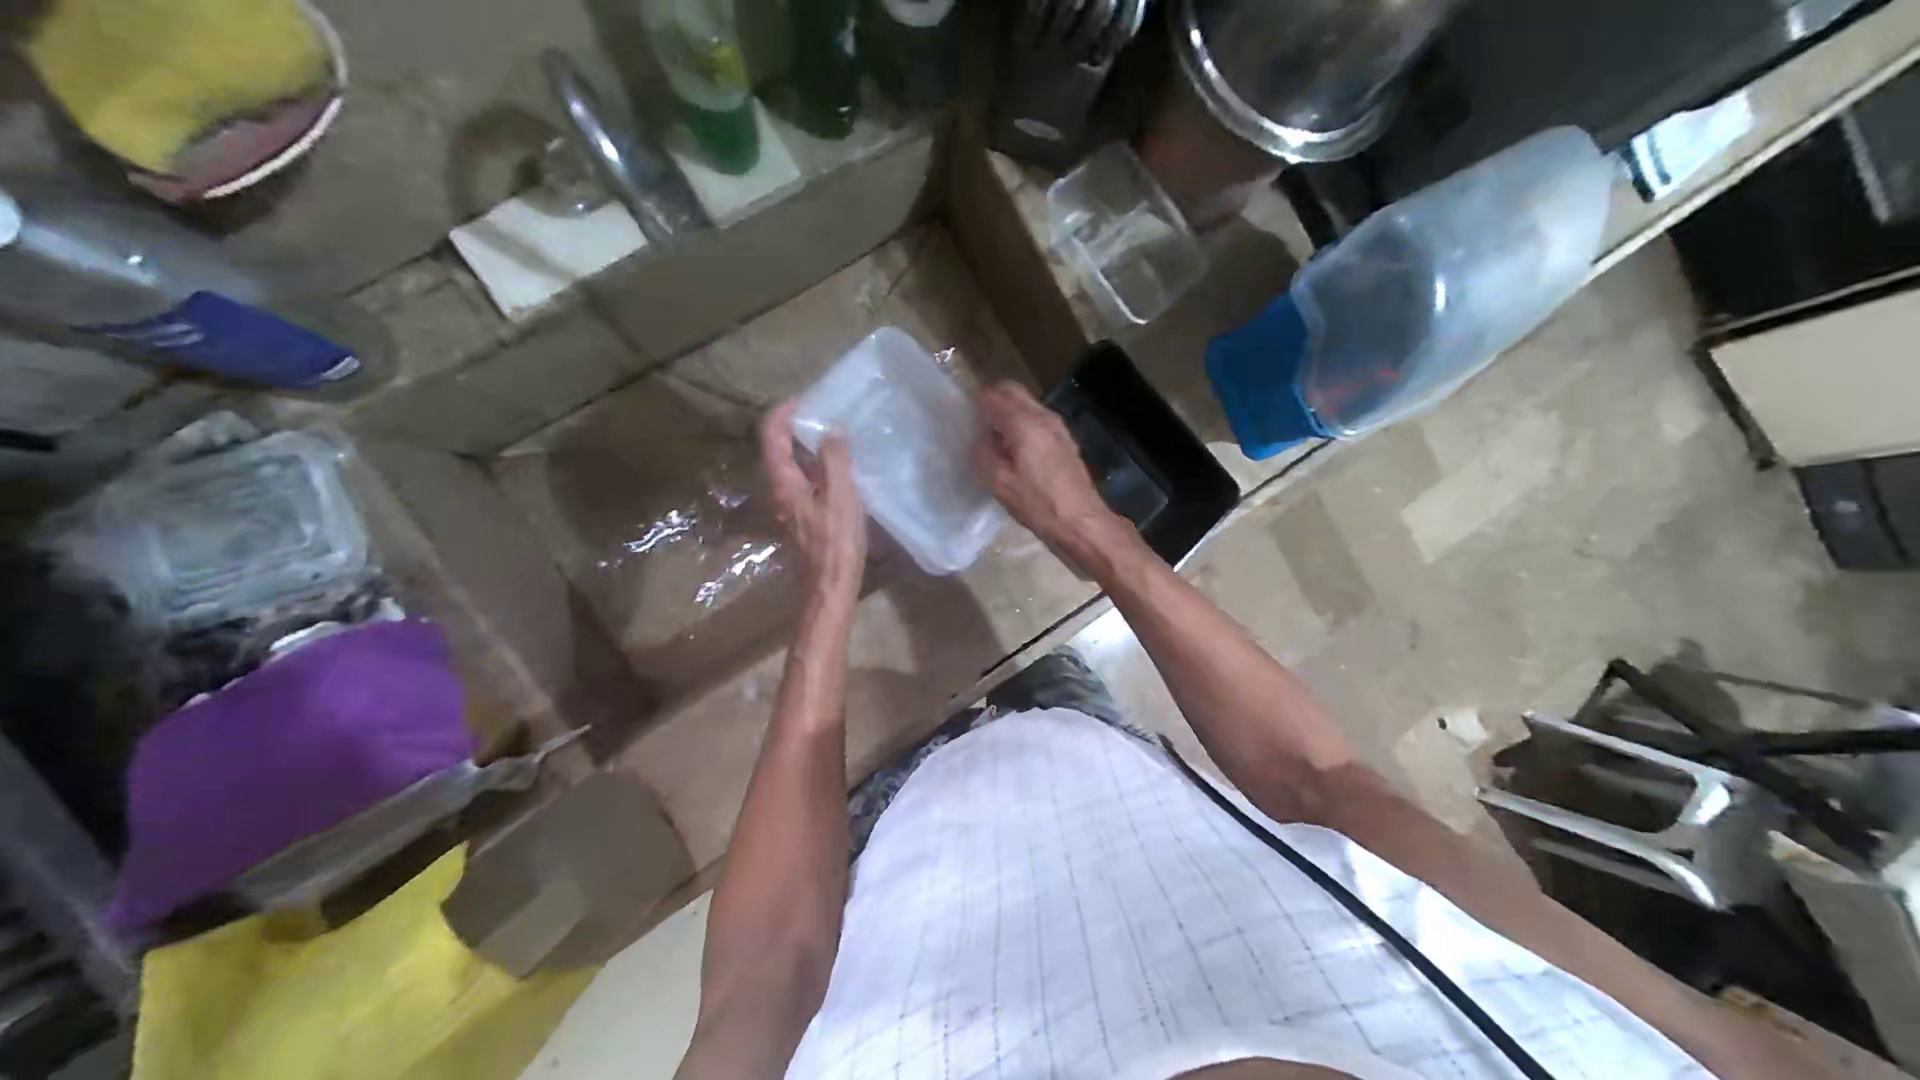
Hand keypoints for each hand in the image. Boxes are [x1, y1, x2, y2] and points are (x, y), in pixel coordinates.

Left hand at [760, 401, 867, 601]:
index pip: (771, 435)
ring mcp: (787, 506)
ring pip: (791, 466)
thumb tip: (832, 430)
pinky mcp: (800, 518)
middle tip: (824, 414)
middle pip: (777, 449)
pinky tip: (840, 470)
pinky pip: (803, 482)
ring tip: (836, 437)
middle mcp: (777, 490)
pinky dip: (816, 468)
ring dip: (807, 448)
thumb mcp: (841, 496)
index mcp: (782, 481)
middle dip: (796, 427)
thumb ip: (834, 460)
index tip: (805, 399)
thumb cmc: (835, 542)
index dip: (784, 412)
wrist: (829, 587)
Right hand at [974, 381, 1129, 562]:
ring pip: (1026, 402)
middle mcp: (1043, 416)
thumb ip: (984, 451)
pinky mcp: (1065, 439)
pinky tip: (1014, 448)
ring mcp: (1058, 426)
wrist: (1081, 521)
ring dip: (1007, 410)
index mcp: (1025, 424)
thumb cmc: (1038, 504)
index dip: (975, 403)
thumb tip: (980, 436)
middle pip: (1012, 390)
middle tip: (976, 423)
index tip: (963, 419)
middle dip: (991, 399)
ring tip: (993, 437)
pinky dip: (1021, 422)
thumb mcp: (999, 482)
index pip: (993, 395)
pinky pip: (1037, 417)